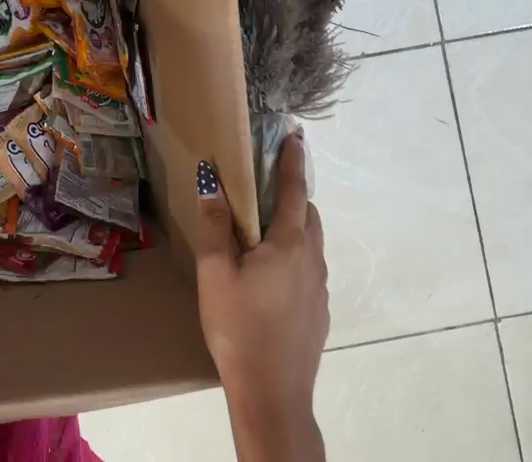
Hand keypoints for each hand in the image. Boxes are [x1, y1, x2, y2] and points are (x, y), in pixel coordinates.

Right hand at [195, 129, 327, 451]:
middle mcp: (311, 260)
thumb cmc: (238, 327)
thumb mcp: (216, 272)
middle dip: (292, 193)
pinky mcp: (318, 312)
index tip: (295, 136)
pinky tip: (268, 275)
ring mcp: (319, 288)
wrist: (273, 394)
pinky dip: (294, 254)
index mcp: (289, 244)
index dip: (292, 161)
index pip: (294, 190)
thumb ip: (215, 225)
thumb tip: (212, 180)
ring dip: (294, 225)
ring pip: (311, 243)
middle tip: (266, 184)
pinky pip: (308, 268)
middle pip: (308, 215)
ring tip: (263, 227)